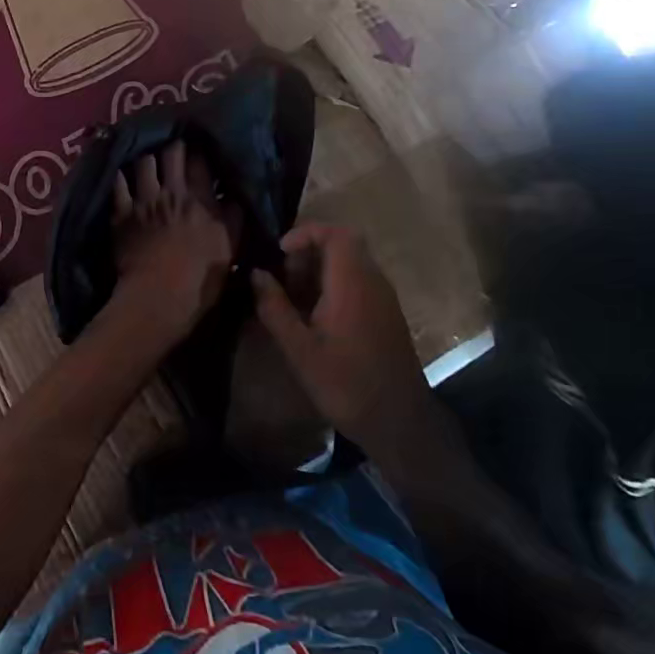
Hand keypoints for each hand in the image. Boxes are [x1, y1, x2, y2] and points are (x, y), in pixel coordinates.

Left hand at [110, 141, 232, 336]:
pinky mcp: (121, 213)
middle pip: (172, 153)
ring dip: (147, 159)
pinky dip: (121, 177)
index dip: (199, 151)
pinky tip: (122, 176)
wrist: (158, 297)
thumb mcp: (230, 249)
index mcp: (200, 200)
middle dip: (174, 146)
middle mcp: (171, 192)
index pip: (200, 162)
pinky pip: (118, 184)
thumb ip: (233, 219)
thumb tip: (235, 198)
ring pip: (143, 162)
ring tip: (149, 161)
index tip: (199, 149)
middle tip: (175, 147)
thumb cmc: (200, 278)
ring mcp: (143, 200)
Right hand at [252, 224, 433, 449]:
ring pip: (352, 262)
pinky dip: (334, 284)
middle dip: (309, 251)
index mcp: (352, 284)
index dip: (306, 233)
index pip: (336, 233)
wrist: (397, 420)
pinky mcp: (386, 313)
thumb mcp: (298, 349)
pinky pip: (359, 281)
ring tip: (293, 296)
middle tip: (283, 277)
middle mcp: (373, 282)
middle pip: (344, 244)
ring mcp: (384, 297)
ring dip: (320, 269)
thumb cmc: (344, 383)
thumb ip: (274, 307)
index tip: (280, 252)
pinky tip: (314, 315)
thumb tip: (257, 274)